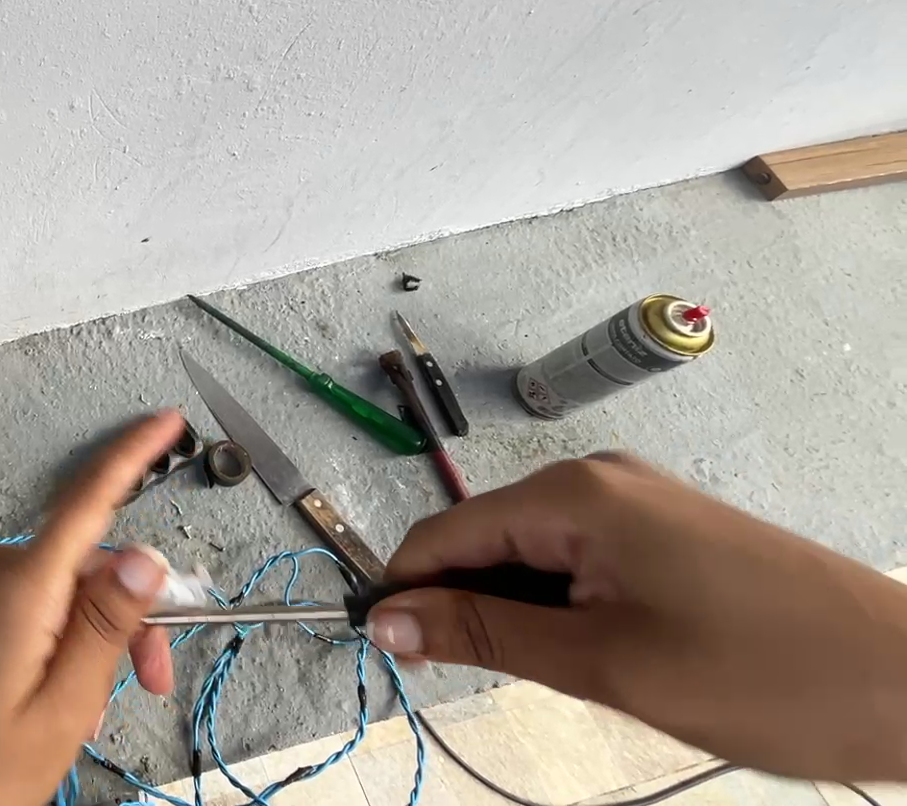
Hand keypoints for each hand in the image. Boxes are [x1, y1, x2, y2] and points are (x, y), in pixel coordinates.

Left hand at [0, 411, 185, 805]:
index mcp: (20, 586)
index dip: (132, 455)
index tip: (163, 423)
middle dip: (127, 613)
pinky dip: (56, 630)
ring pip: (60, 584)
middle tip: (149, 678)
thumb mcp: (62, 706)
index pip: (89, 501)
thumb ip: (106, 625)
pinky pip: (29, 594)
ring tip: (86, 704)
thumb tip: (145, 560)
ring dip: (90, 632)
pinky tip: (53, 684)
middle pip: (86, 562)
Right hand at [365, 453, 906, 780]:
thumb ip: (482, 635)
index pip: (444, 534)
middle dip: (472, 602)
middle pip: (486, 539)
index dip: (407, 588)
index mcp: (568, 495)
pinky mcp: (661, 521)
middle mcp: (589, 477)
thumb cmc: (770, 676)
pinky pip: (575, 552)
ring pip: (530, 550)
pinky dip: (561, 596)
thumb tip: (383, 622)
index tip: (388, 645)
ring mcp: (630, 495)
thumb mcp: (607, 663)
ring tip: (564, 664)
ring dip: (521, 605)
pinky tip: (597, 639)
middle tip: (488, 673)